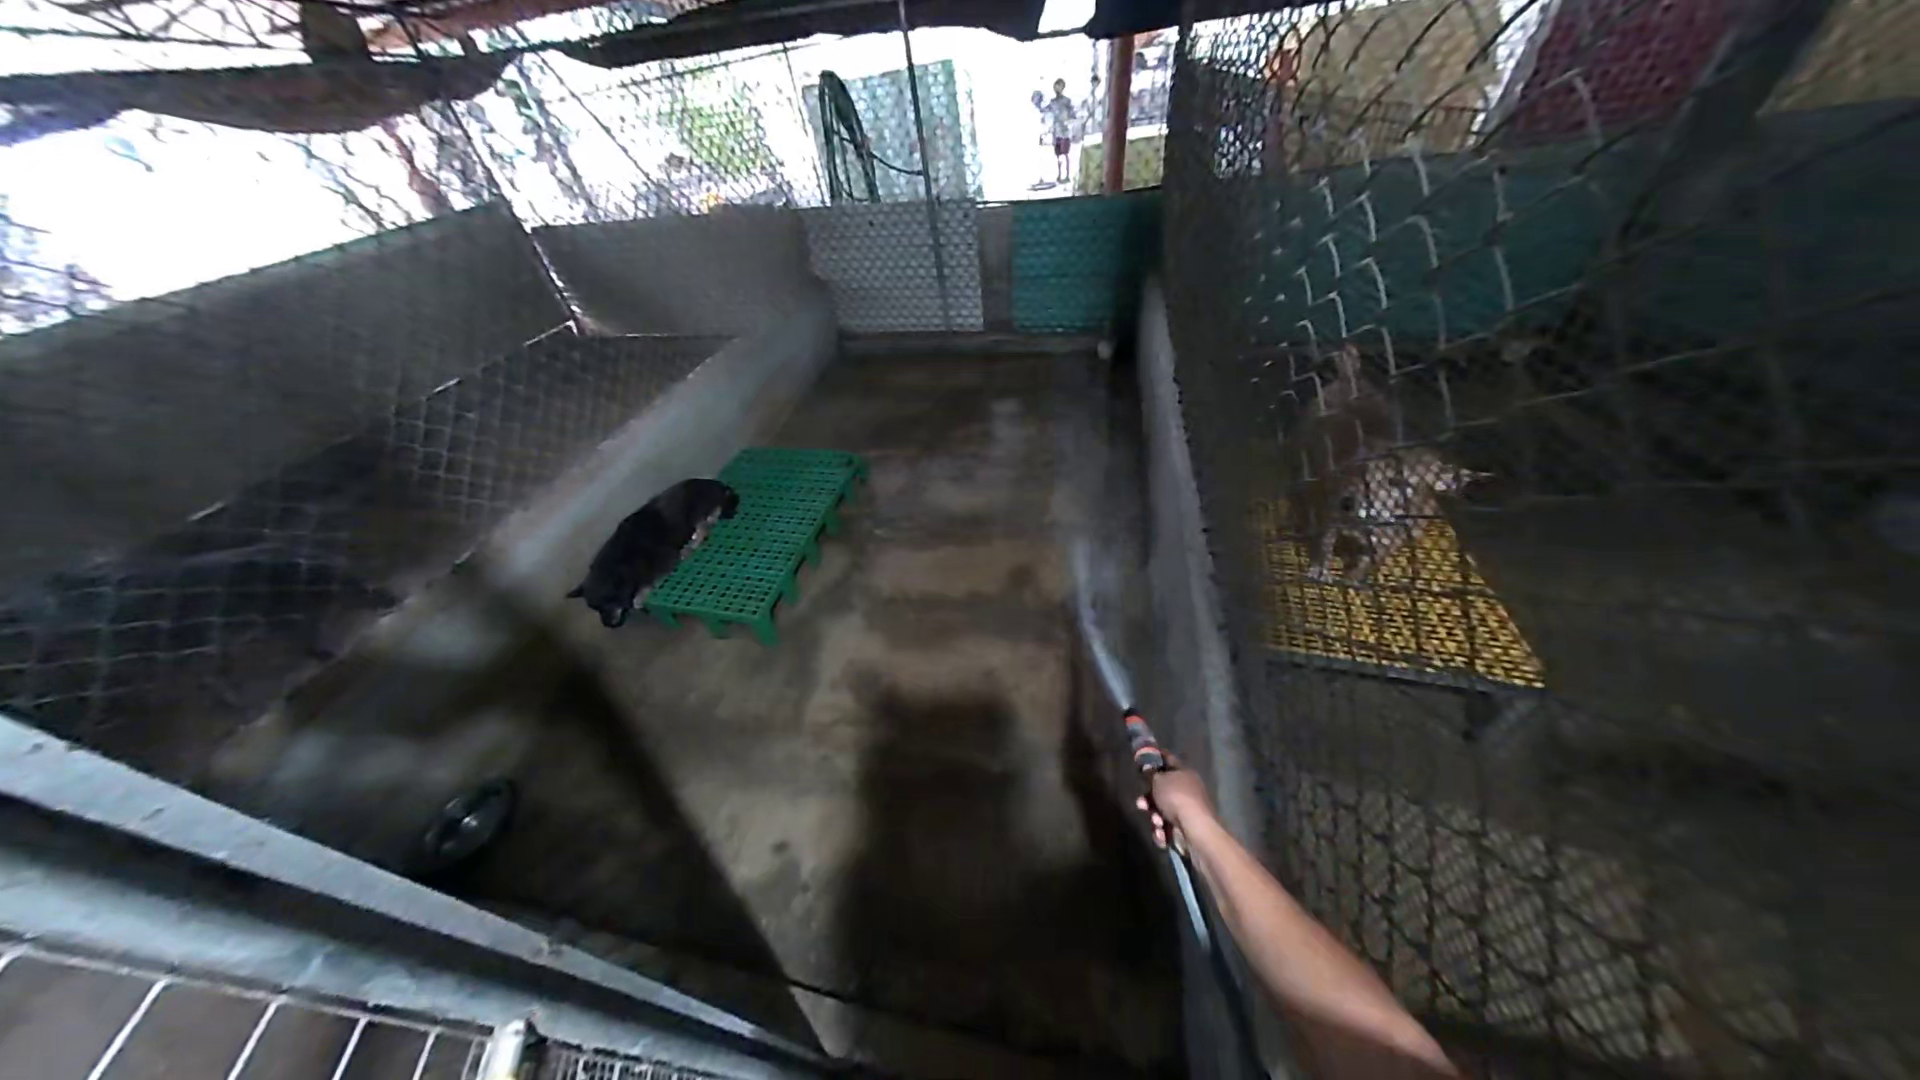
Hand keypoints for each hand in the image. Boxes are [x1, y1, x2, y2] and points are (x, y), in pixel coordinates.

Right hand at [1134, 754, 1215, 849]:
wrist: (1195, 828)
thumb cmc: (1176, 797)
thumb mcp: (1158, 780)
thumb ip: (1150, 773)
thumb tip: (1148, 768)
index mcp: (1184, 773)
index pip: (1168, 759)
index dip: (1155, 758)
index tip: (1142, 760)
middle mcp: (1188, 789)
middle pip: (1162, 790)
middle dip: (1149, 799)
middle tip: (1141, 804)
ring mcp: (1188, 808)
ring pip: (1163, 809)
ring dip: (1155, 817)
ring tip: (1156, 822)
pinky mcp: (1187, 826)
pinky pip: (1168, 825)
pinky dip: (1162, 830)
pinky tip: (1161, 834)